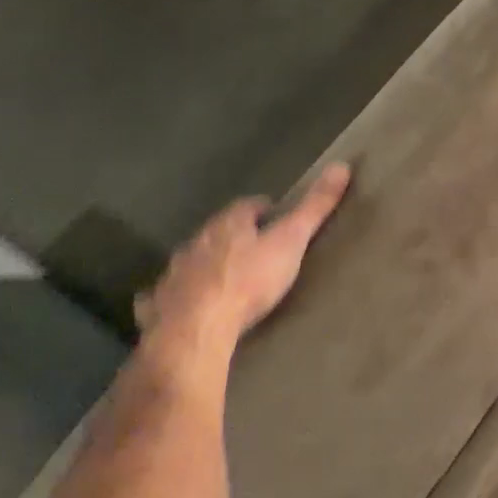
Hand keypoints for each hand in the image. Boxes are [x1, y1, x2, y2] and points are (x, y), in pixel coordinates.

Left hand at [135, 162, 351, 349]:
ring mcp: (172, 275)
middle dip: (235, 236)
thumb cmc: (249, 281)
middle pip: (218, 231)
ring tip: (229, 276)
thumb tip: (340, 165)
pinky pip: (168, 294)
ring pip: (192, 260)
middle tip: (258, 248)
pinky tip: (189, 304)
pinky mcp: (157, 306)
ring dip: (208, 263)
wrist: (194, 331)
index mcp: (227, 225)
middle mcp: (195, 243)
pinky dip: (181, 294)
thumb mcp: (292, 241)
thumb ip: (314, 208)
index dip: (264, 209)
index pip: (247, 205)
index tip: (278, 218)